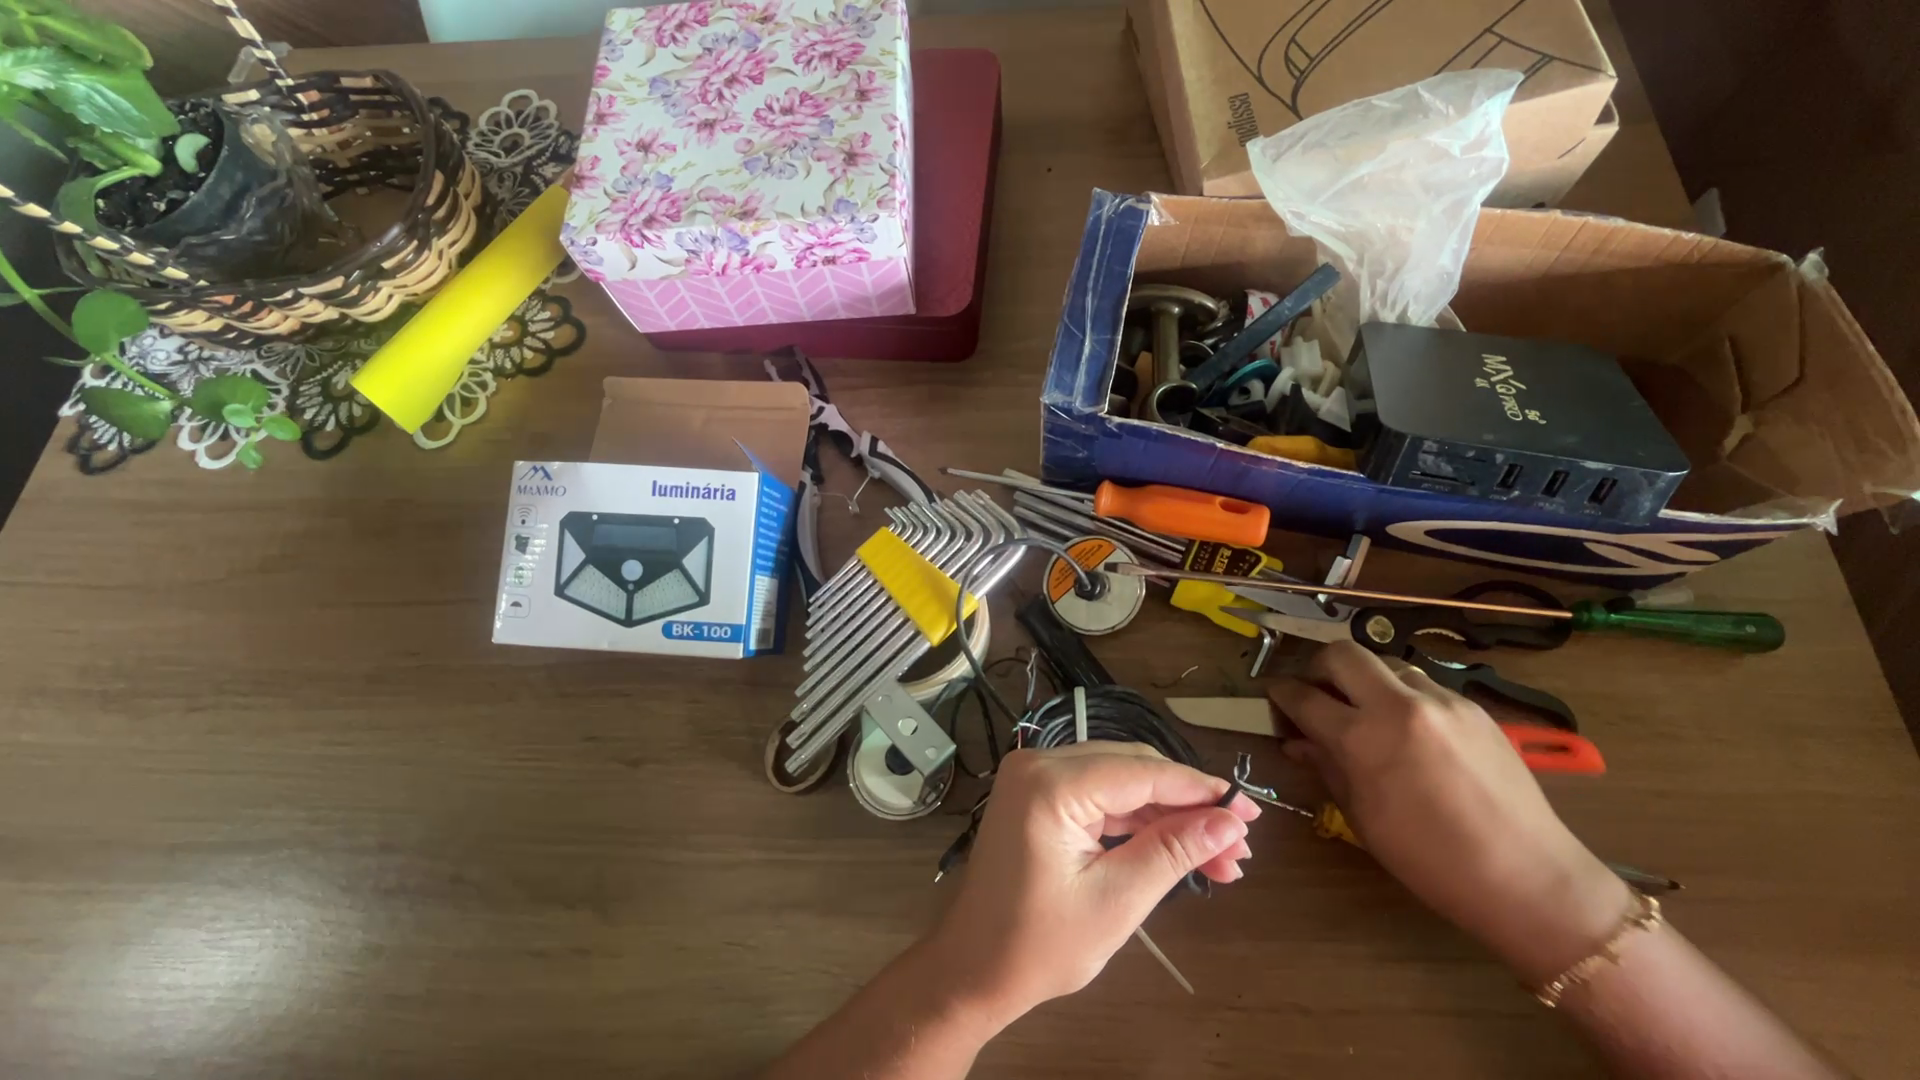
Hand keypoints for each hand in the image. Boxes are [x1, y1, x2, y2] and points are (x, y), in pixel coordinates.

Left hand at [929, 743, 1259, 1022]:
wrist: (974, 967)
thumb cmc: (1038, 944)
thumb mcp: (1117, 900)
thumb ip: (1173, 851)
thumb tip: (1230, 822)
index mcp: (1050, 784)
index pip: (1142, 772)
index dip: (1200, 790)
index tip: (1250, 812)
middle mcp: (1039, 764)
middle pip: (1133, 770)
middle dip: (1188, 806)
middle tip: (1239, 842)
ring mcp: (1035, 777)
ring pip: (1121, 782)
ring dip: (1168, 816)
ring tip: (1220, 856)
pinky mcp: (1039, 795)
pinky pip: (1100, 796)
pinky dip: (1137, 821)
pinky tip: (1178, 846)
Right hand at [1270, 642, 1631, 985]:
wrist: (1526, 876)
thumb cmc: (1429, 859)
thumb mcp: (1362, 817)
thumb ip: (1327, 767)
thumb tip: (1298, 742)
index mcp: (1364, 737)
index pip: (1305, 696)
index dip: (1281, 693)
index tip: (1273, 695)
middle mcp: (1401, 705)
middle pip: (1343, 653)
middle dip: (1319, 668)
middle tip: (1315, 694)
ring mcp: (1443, 701)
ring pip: (1387, 664)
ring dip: (1364, 680)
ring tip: (1363, 713)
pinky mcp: (1474, 708)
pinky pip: (1424, 686)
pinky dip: (1402, 697)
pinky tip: (1407, 731)